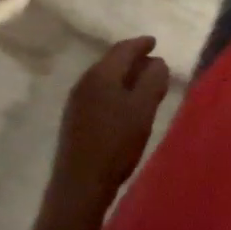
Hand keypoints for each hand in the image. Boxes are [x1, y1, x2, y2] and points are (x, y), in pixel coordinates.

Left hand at [52, 36, 169, 196]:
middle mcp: (85, 81)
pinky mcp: (73, 120)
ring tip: (141, 84)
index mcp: (101, 74)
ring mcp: (76, 101)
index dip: (141, 43)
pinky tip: (123, 105)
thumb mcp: (143, 109)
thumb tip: (157, 62)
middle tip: (152, 63)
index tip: (154, 42)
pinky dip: (114, 90)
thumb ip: (154, 80)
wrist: (79, 186)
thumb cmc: (116, 144)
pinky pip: (97, 93)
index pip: (124, 48)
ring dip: (123, 76)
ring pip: (104, 78)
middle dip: (133, 59)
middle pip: (112, 61)